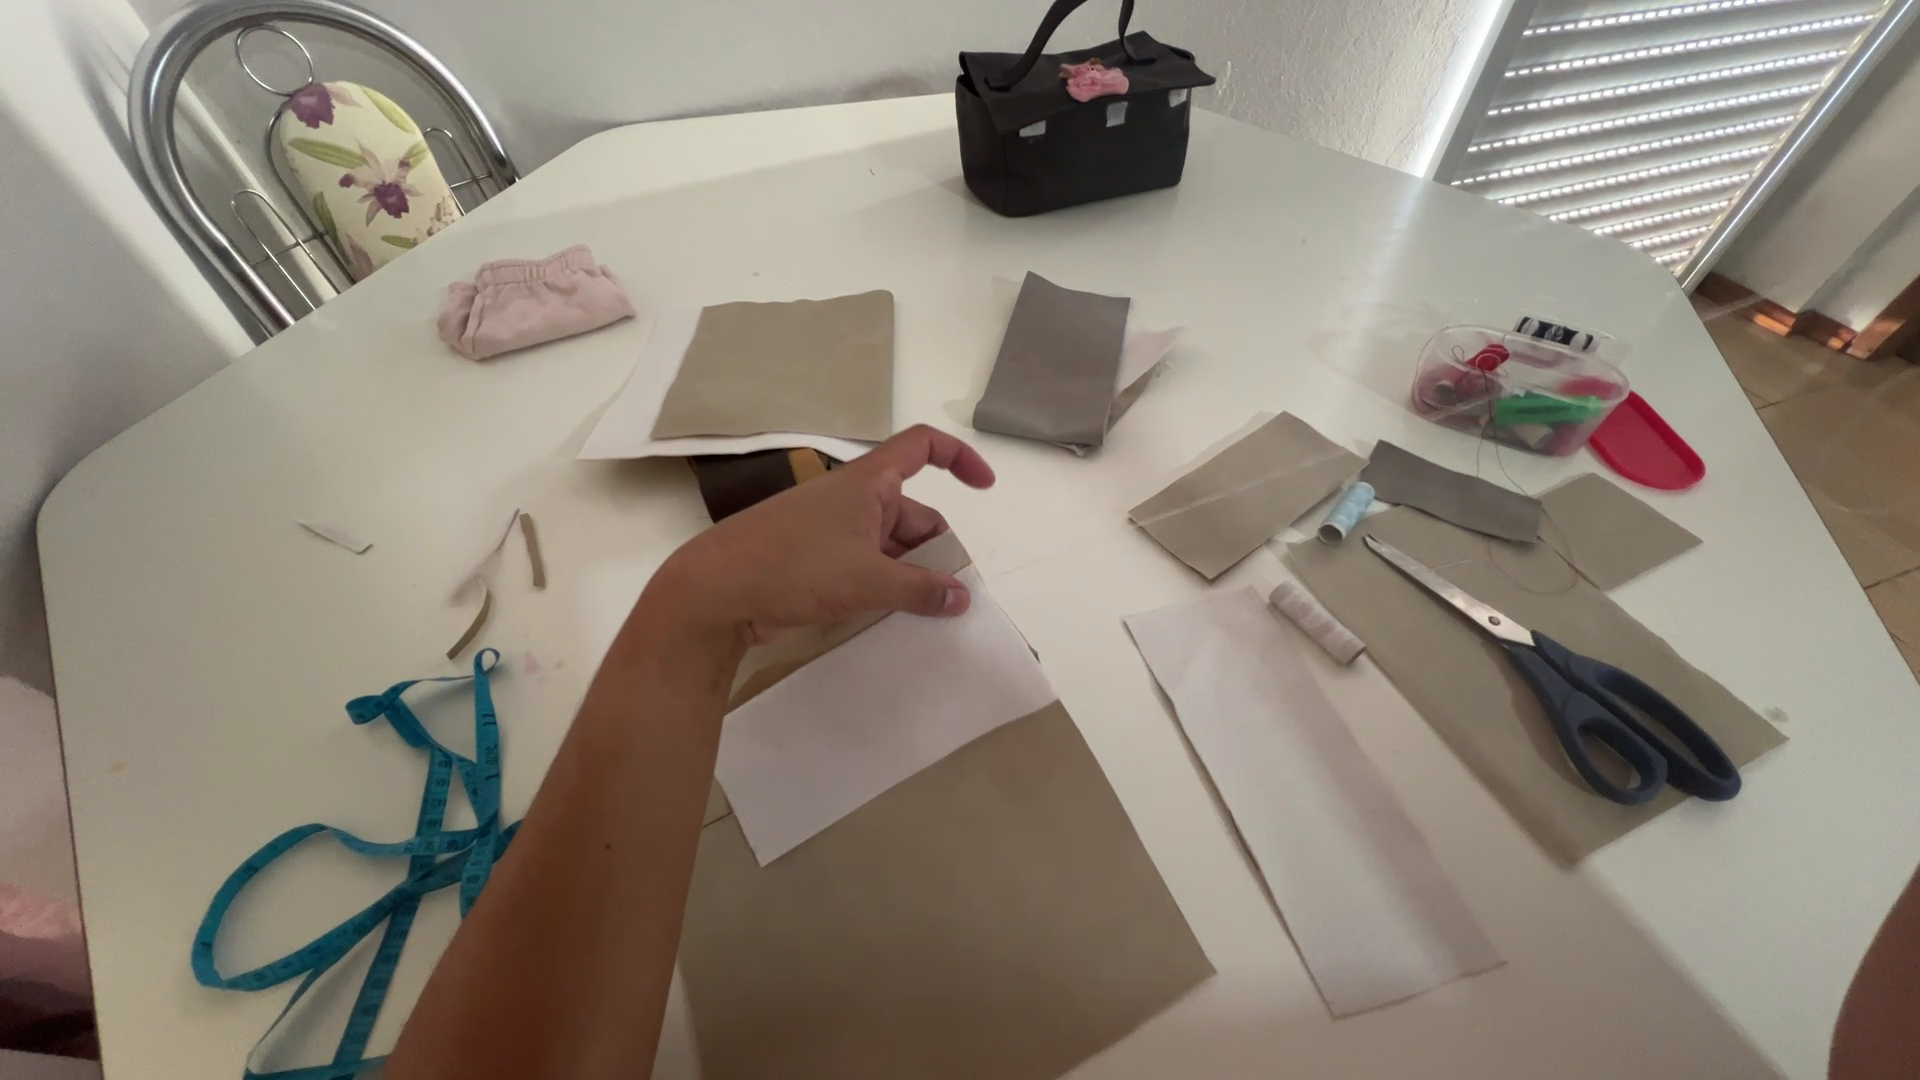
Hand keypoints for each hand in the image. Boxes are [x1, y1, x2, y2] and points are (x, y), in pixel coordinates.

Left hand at [643, 425, 996, 646]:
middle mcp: (852, 500)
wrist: (714, 593)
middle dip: (938, 548)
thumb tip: (961, 598)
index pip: (922, 447)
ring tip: (932, 612)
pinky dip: (886, 585)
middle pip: (913, 512)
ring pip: (890, 545)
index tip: (985, 487)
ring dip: (912, 573)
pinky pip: (866, 566)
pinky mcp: (815, 561)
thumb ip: (920, 589)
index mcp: (867, 483)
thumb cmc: (793, 566)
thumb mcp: (867, 578)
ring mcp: (832, 532)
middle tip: (955, 592)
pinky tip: (897, 616)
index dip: (959, 458)